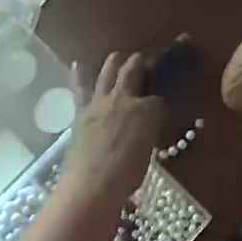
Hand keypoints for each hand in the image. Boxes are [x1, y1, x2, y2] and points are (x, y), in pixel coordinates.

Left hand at [61, 52, 162, 207]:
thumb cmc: (127, 176)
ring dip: (114, 61)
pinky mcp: (82, 110)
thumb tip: (145, 128)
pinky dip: (80, 74)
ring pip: (108, 71)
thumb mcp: (147, 153)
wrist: (92, 184)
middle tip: (145, 59)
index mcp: (148, 111)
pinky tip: (79, 64)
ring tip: (117, 56)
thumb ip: (147, 134)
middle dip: (141, 62)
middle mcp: (125, 99)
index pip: (157, 97)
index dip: (160, 96)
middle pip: (134, 71)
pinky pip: (81, 87)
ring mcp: (100, 101)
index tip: (161, 96)